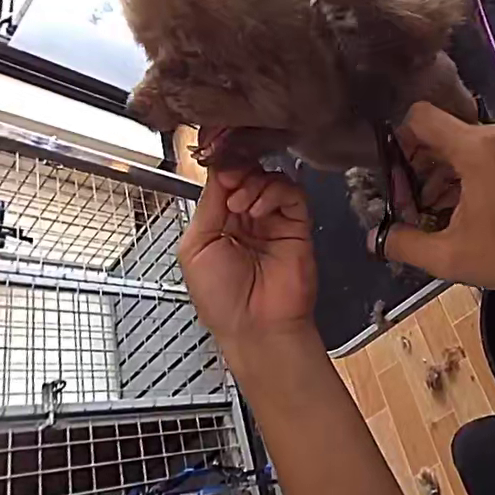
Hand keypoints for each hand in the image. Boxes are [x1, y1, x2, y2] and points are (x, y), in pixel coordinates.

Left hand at [179, 162, 317, 349]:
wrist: (255, 324)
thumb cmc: (221, 299)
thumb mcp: (196, 246)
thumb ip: (209, 206)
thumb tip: (220, 172)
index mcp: (220, 222)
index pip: (224, 181)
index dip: (222, 170)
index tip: (217, 171)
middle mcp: (248, 219)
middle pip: (249, 174)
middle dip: (238, 173)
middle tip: (231, 185)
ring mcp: (274, 222)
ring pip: (272, 179)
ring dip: (255, 184)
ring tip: (243, 207)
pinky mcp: (298, 227)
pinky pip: (293, 195)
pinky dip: (276, 192)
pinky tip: (260, 210)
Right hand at [383, 103, 494, 294]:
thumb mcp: (452, 257)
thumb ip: (405, 245)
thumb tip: (376, 238)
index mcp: (476, 148)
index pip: (419, 116)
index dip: (398, 142)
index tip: (396, 178)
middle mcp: (493, 134)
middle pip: (437, 133)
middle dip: (416, 166)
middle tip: (410, 203)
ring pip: (457, 145)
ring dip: (438, 174)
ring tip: (433, 212)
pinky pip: (479, 154)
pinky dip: (461, 175)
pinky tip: (458, 209)